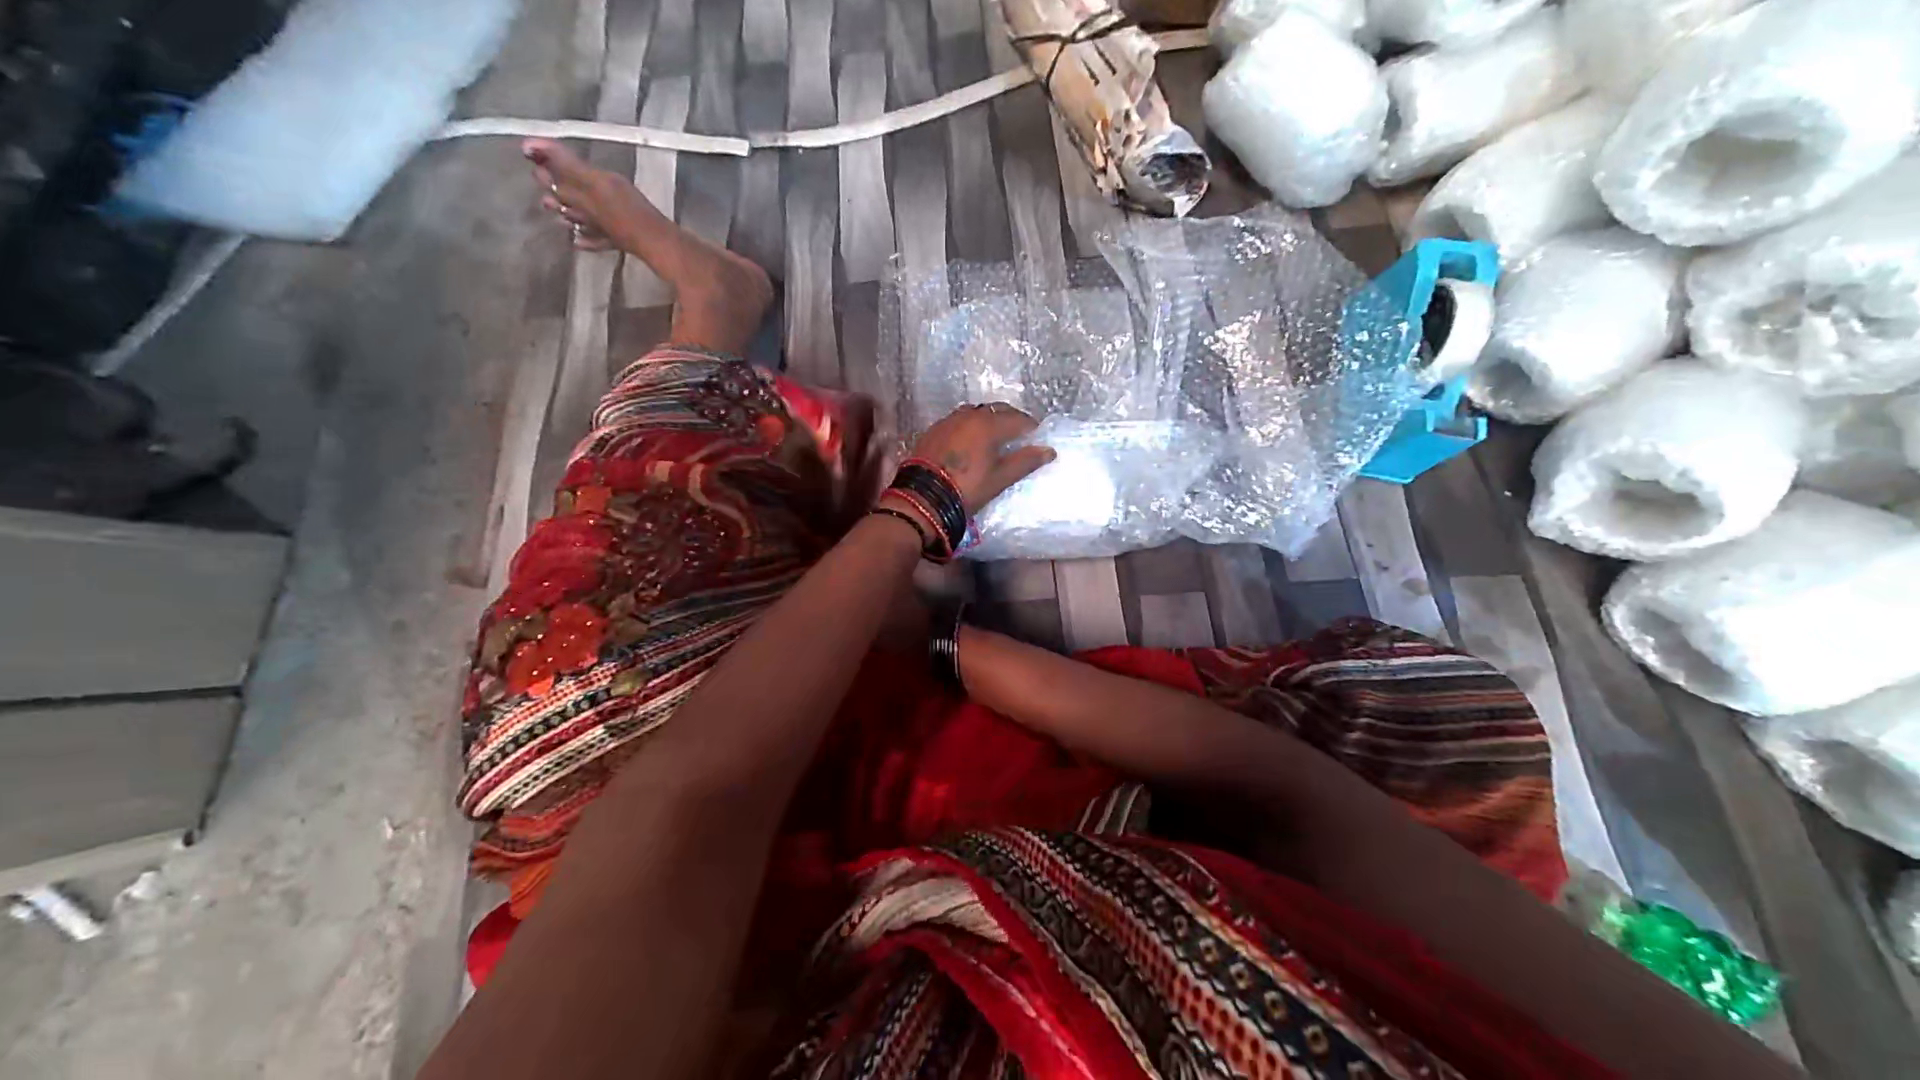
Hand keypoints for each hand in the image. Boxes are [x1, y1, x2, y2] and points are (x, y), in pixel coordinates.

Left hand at [907, 403, 1055, 512]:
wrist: (923, 498)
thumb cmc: (967, 488)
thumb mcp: (1000, 478)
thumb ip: (1025, 461)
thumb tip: (1049, 451)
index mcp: (989, 425)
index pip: (1018, 419)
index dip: (1030, 427)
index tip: (1037, 436)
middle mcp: (969, 415)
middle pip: (996, 410)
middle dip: (1011, 419)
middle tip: (1019, 434)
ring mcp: (948, 420)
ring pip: (976, 413)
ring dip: (989, 420)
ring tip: (995, 435)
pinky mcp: (934, 430)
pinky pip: (958, 421)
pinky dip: (969, 426)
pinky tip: (970, 440)